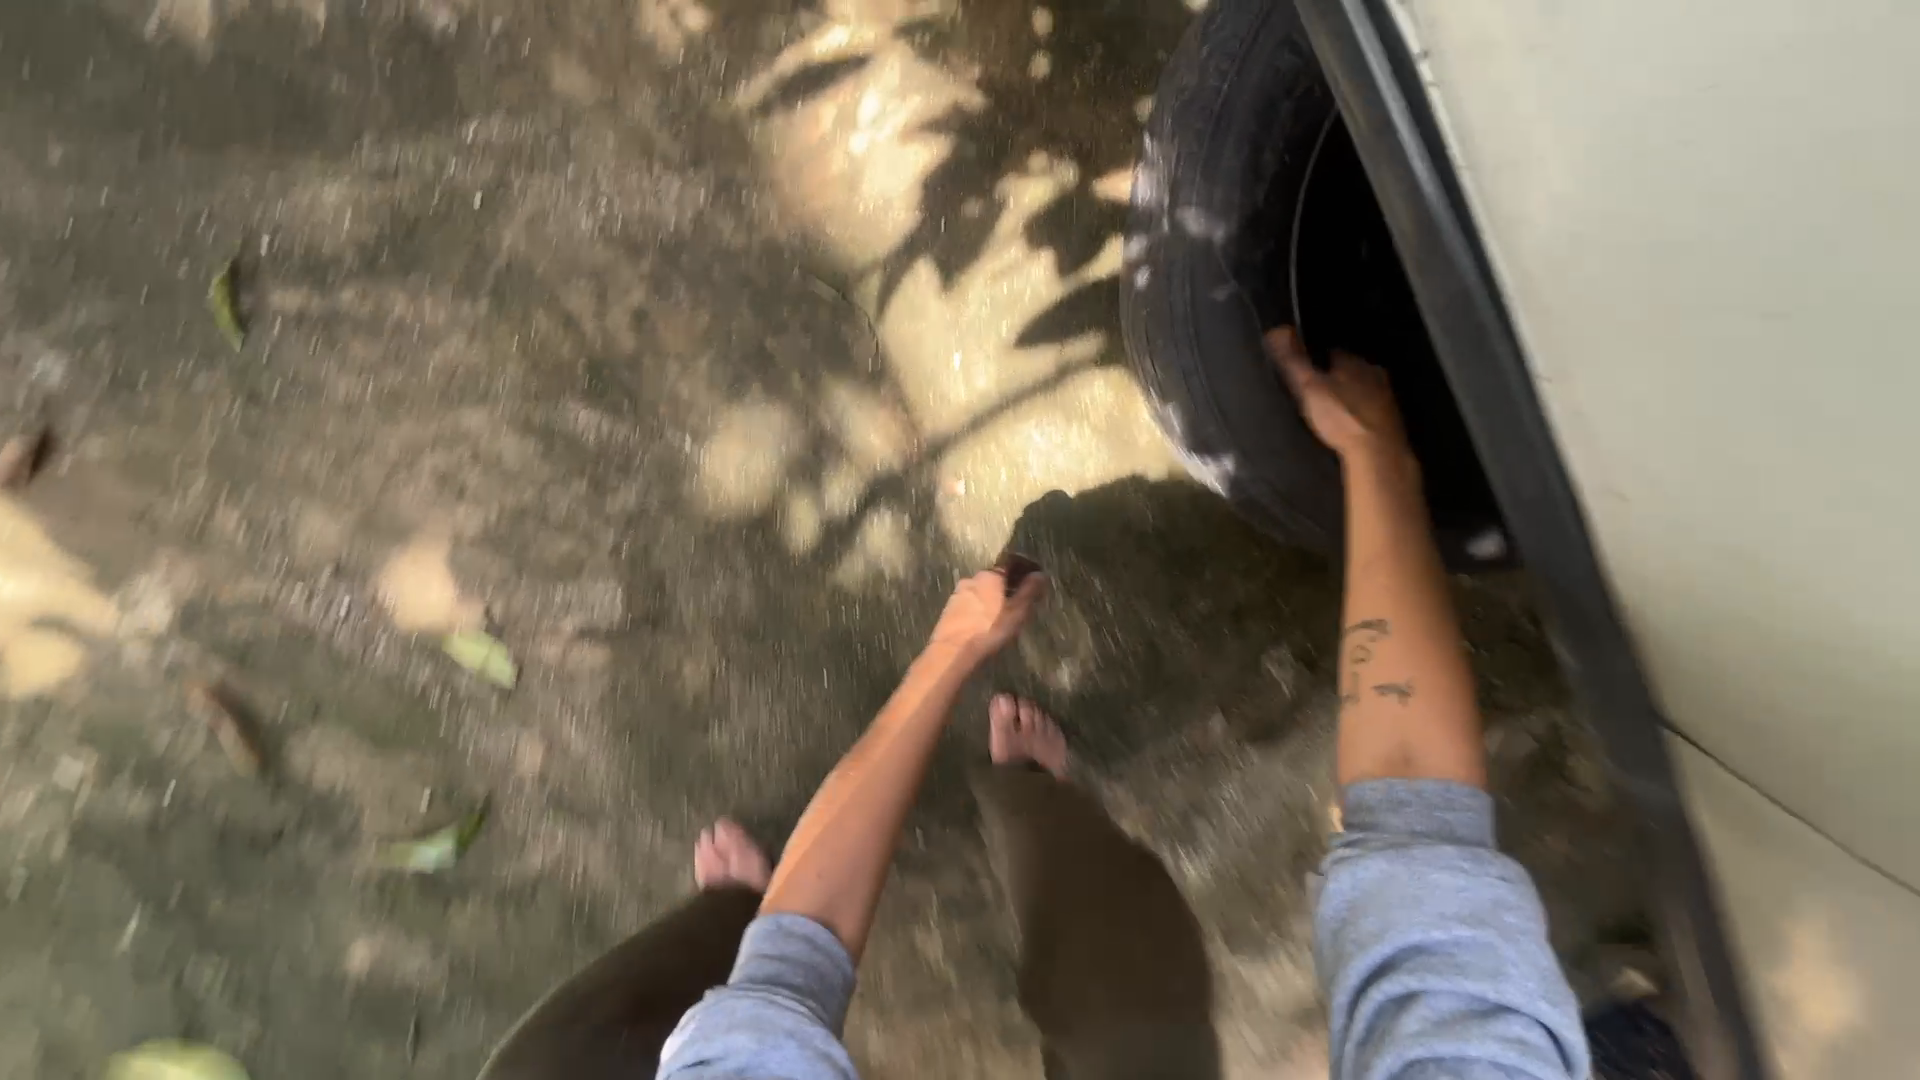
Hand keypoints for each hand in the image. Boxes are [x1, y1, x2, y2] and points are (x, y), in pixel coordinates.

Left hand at [927, 563, 1048, 660]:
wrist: (953, 651)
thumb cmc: (990, 629)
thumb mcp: (1016, 612)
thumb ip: (1029, 591)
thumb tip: (1040, 574)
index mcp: (990, 576)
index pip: (1011, 563)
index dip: (1025, 569)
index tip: (1034, 578)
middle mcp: (972, 579)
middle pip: (995, 576)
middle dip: (1009, 584)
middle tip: (1021, 598)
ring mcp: (958, 593)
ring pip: (981, 589)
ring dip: (993, 596)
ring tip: (1003, 612)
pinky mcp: (949, 608)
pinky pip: (971, 601)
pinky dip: (981, 605)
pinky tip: (985, 620)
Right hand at [1265, 326, 1410, 463]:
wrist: (1377, 449)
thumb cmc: (1340, 416)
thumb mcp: (1309, 388)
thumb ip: (1293, 361)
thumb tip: (1276, 329)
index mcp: (1352, 362)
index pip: (1332, 352)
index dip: (1317, 360)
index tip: (1305, 371)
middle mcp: (1373, 372)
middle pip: (1350, 369)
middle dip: (1335, 376)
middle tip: (1317, 390)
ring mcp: (1385, 394)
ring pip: (1362, 386)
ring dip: (1350, 392)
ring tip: (1332, 405)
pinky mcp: (1391, 416)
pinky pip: (1371, 405)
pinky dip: (1360, 409)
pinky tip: (1350, 420)